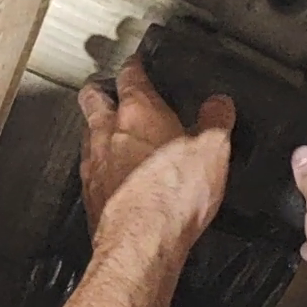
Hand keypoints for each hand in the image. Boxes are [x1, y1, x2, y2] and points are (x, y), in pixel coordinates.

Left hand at [78, 57, 233, 260]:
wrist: (141, 243)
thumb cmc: (171, 195)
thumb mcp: (213, 150)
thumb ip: (216, 121)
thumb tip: (219, 104)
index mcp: (139, 112)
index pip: (131, 75)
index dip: (135, 66)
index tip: (138, 64)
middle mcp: (108, 133)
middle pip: (93, 99)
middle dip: (100, 91)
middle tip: (108, 90)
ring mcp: (94, 165)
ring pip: (86, 134)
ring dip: (96, 130)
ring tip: (109, 133)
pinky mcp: (91, 196)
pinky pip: (88, 171)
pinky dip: (99, 168)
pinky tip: (111, 177)